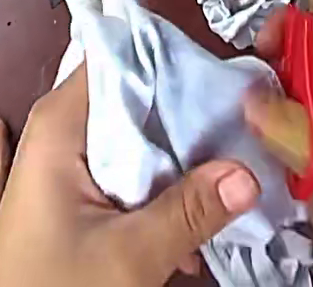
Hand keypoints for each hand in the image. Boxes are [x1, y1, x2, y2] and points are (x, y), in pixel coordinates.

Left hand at [0, 63, 262, 286]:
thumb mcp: (125, 259)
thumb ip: (188, 211)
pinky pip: (132, 159)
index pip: (120, 54)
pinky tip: (201, 196)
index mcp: (63, 119)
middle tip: (236, 108)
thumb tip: (249, 173)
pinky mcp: (82, 188)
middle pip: (135, 90)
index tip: (216, 64)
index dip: (168, 52)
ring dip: (180, 143)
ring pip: (139, 128)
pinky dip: (164, 173)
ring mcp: (73, 157)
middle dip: (184, 102)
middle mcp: (66, 125)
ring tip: (232, 145)